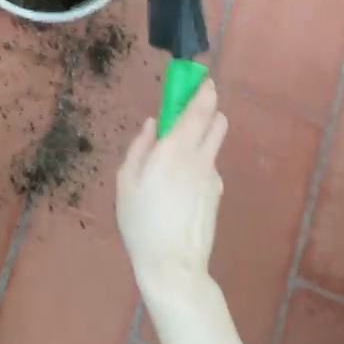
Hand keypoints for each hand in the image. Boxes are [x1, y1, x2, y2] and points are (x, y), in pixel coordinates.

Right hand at [116, 80, 228, 301]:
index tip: (199, 79)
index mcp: (177, 149)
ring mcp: (213, 177)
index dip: (203, 90)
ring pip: (212, 144)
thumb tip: (152, 124)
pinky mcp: (216, 195)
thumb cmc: (141, 220)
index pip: (200, 109)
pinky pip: (208, 168)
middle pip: (217, 121)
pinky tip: (177, 188)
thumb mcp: (126, 180)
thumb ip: (139, 147)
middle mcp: (201, 158)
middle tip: (184, 113)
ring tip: (171, 159)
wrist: (173, 265)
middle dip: (206, 110)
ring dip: (200, 138)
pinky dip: (197, 164)